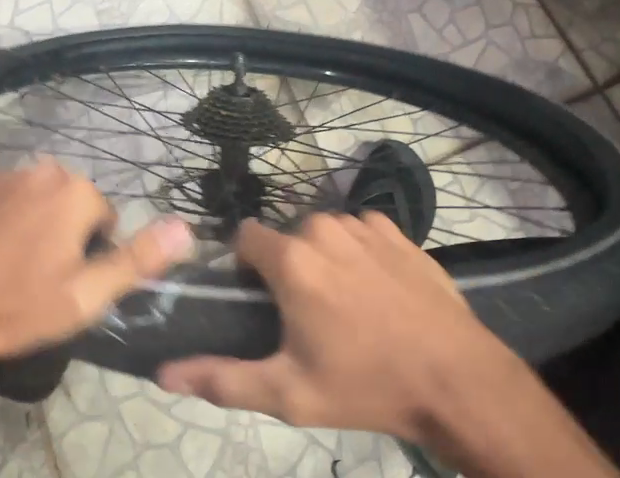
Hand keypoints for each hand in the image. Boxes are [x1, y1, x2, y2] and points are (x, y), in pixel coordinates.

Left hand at [0, 160, 194, 377]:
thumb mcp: (86, 296)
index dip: (92, 255)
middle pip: (74, 203)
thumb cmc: (17, 308)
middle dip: (67, 234)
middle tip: (44, 279)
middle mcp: (44, 171)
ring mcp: (5, 175)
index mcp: (76, 192)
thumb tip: (186, 229)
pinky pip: (10, 199)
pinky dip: (8, 220)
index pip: (106, 219)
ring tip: (15, 270)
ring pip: (41, 200)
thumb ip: (138, 259)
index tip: (68, 283)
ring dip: (38, 225)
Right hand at [156, 213, 515, 440]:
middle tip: (307, 319)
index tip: (260, 302)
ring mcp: (365, 226)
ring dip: (325, 260)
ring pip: (325, 235)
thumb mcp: (289, 394)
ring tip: (347, 308)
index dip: (246, 267)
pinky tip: (378, 293)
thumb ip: (222, 378)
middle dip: (288, 270)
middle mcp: (323, 229)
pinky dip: (361, 255)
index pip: (245, 237)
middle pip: (287, 239)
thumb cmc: (366, 386)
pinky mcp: (399, 231)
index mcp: (292, 261)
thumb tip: (162, 373)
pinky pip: (362, 233)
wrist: (456, 379)